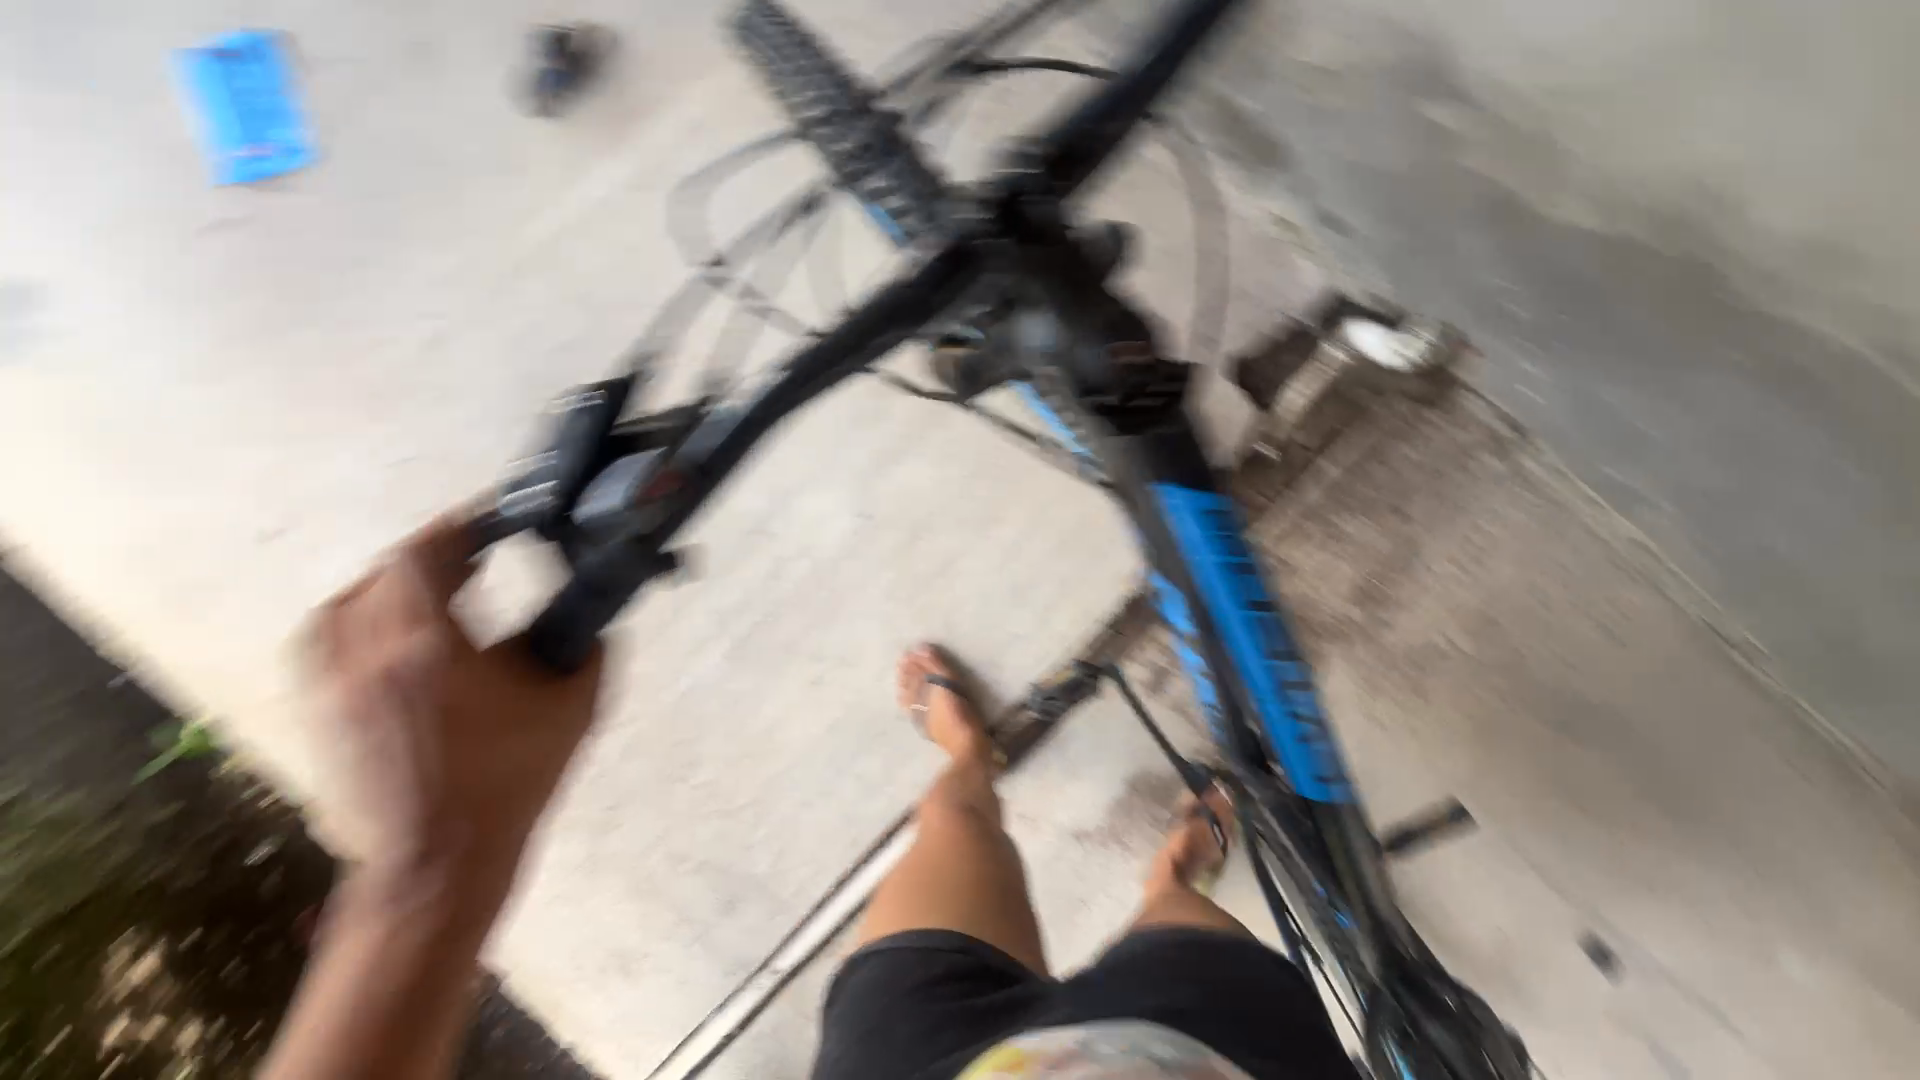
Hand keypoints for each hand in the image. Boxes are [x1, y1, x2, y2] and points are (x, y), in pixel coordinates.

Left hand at [306, 513, 605, 893]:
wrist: (441, 859)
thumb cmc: (512, 779)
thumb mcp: (573, 706)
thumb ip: (584, 644)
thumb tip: (585, 612)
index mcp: (430, 646)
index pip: (428, 554)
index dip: (462, 526)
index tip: (497, 519)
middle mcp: (367, 654)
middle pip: (387, 572)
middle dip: (436, 554)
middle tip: (480, 555)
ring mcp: (332, 684)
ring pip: (347, 602)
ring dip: (394, 583)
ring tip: (434, 589)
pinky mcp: (319, 711)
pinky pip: (326, 639)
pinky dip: (360, 618)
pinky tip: (395, 634)